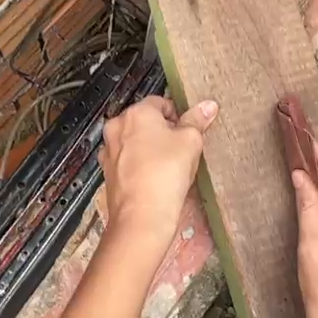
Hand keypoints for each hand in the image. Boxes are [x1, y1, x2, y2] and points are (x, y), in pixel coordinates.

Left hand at [100, 95, 218, 254]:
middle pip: (145, 122)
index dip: (178, 116)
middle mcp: (117, 127)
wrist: (142, 215)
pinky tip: (155, 180)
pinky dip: (140, 166)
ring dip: (151, 150)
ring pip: (135, 143)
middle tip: (181, 150)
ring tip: (169, 168)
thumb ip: (197, 121)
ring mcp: (109, 151)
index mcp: (136, 113)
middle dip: (163, 133)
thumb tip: (208, 106)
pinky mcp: (109, 173)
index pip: (160, 102)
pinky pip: (128, 162)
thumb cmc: (165, 173)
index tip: (189, 131)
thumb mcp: (190, 142)